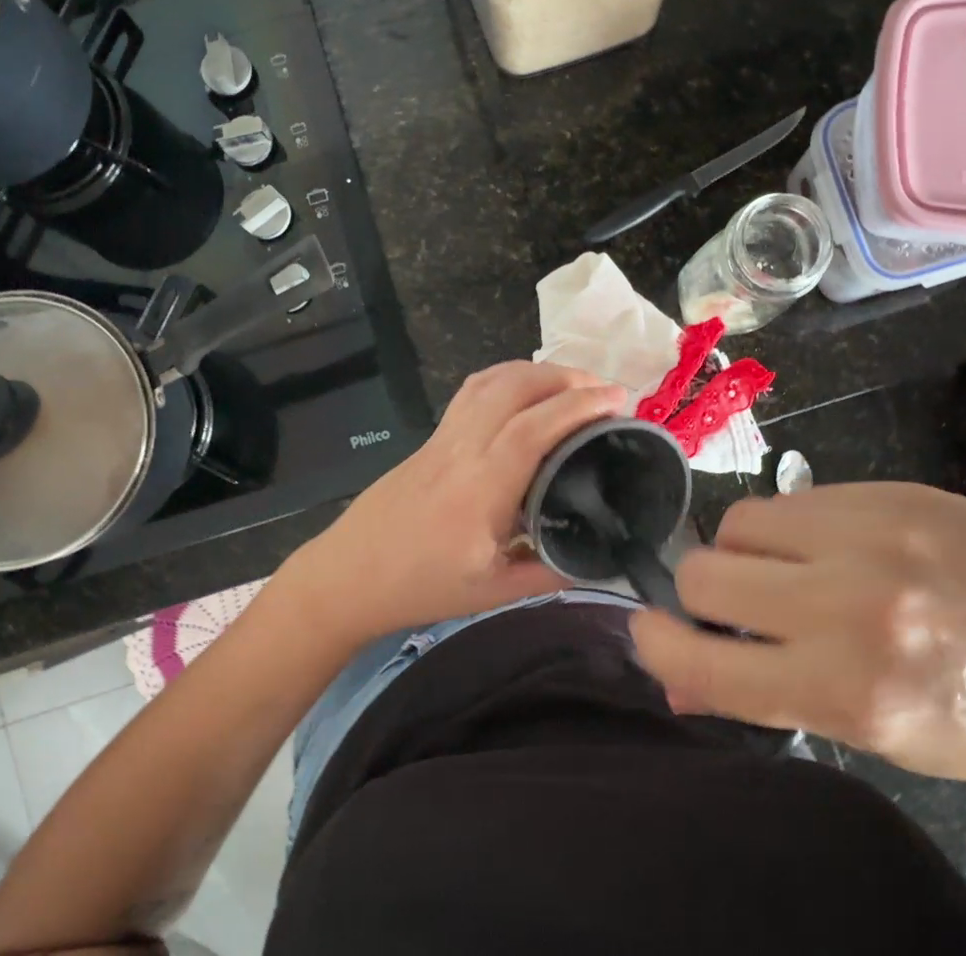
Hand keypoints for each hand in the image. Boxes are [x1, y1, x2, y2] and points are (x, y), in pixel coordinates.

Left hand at [282, 361, 626, 644]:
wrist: (347, 577)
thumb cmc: (420, 587)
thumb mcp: (493, 593)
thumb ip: (550, 573)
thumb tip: (599, 560)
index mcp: (482, 488)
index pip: (534, 428)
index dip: (579, 406)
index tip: (618, 399)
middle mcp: (462, 450)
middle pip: (514, 387)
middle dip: (565, 377)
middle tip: (604, 390)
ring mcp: (442, 439)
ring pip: (490, 382)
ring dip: (536, 372)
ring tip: (571, 384)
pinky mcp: (429, 440)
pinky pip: (471, 393)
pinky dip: (506, 379)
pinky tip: (523, 394)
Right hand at [630, 482, 965, 793]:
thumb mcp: (885, 739)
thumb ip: (773, 699)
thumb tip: (682, 679)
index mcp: (850, 696)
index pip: (700, 659)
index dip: (657, 647)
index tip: (652, 636)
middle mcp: (852, 610)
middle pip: (704, 572)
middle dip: (706, 596)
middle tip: (744, 611)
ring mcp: (876, 540)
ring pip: (739, 523)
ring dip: (747, 554)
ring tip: (794, 573)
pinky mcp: (898, 493)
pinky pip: (795, 498)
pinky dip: (795, 527)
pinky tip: (838, 547)